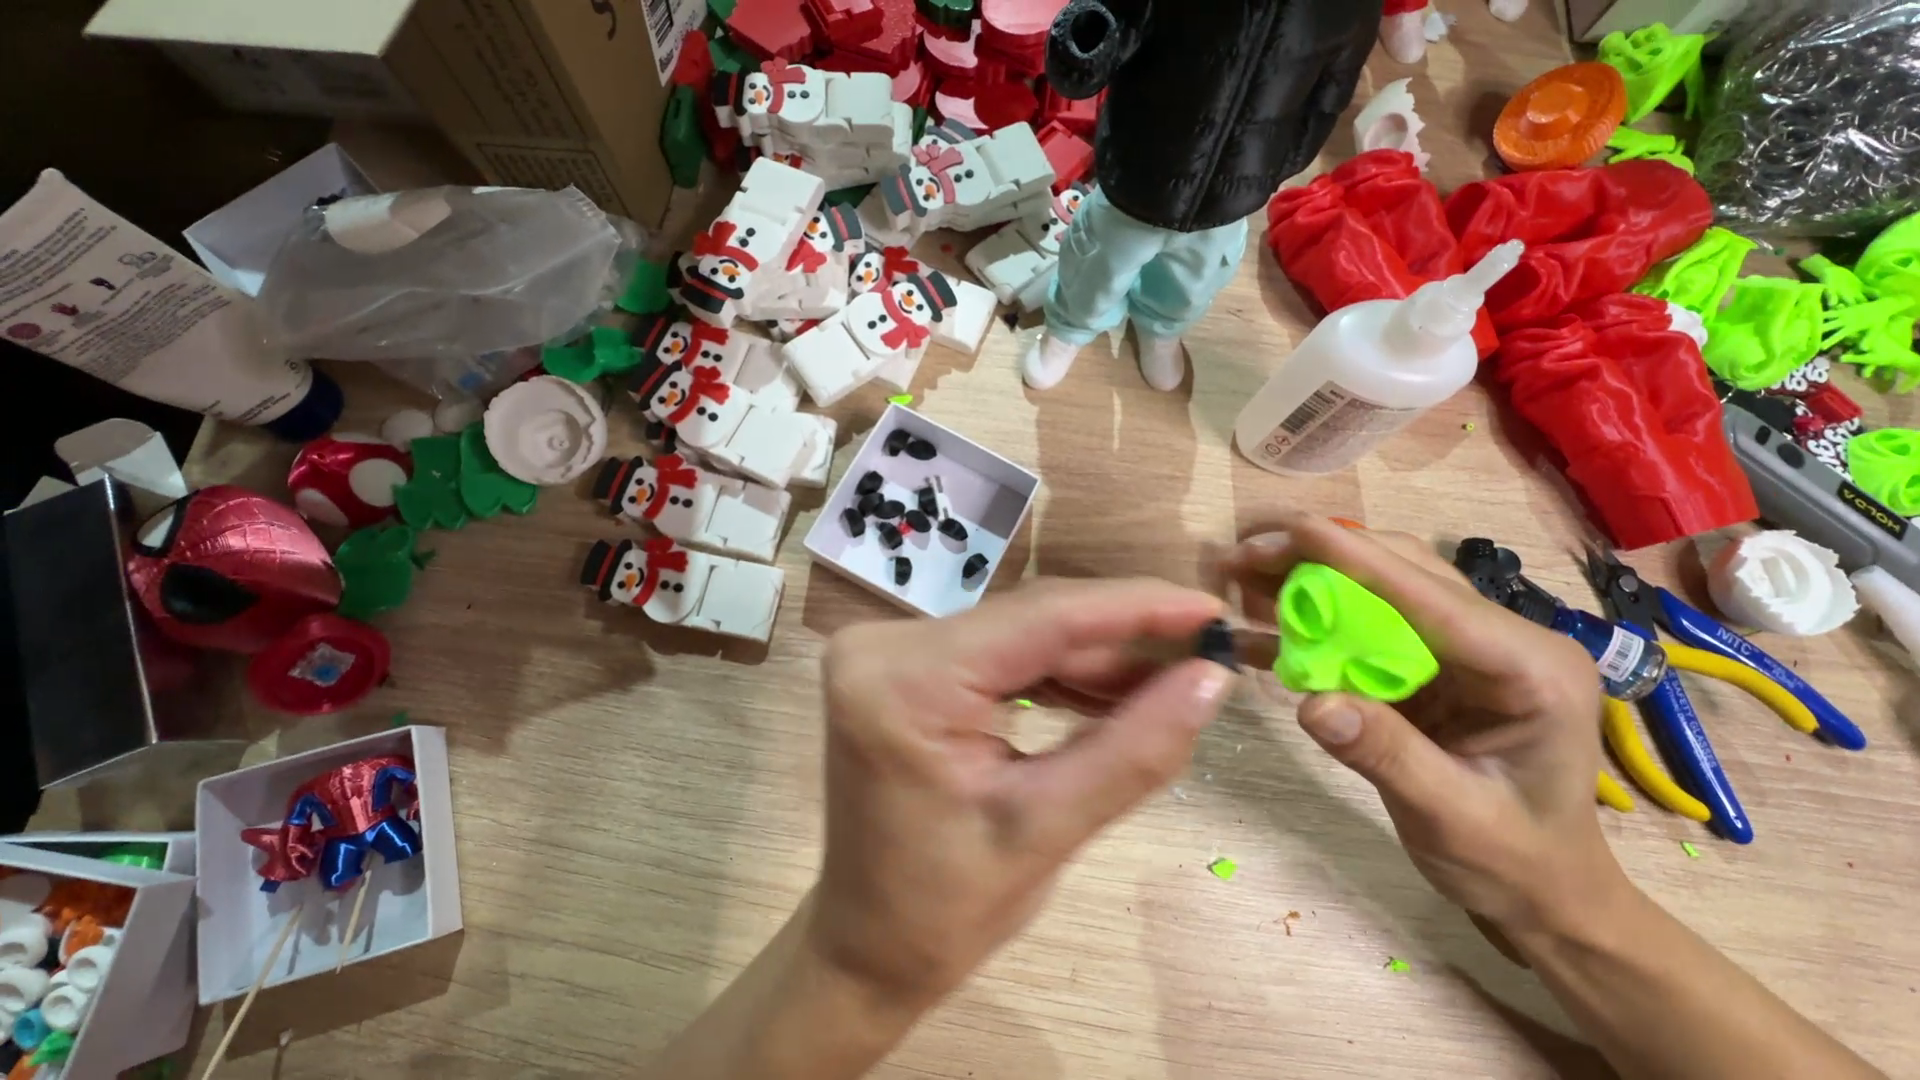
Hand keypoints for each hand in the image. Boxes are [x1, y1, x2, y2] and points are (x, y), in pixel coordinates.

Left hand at [810, 578, 1233, 1007]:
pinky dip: (1060, 675)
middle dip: (1124, 637)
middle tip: (1208, 651)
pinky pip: (1002, 656)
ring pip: (1023, 635)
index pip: (1041, 617)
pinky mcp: (907, 669)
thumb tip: (1212, 679)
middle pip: (1032, 622)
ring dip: (1098, 658)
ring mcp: (892, 653)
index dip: (1136, 607)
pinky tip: (1119, 693)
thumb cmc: (944, 910)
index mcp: (905, 680)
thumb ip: (1135, 749)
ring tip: (1178, 678)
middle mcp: (886, 645)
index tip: (1213, 610)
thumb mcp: (1047, 830)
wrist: (866, 945)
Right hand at [1224, 513, 1625, 940]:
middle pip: (1399, 573)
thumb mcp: (1452, 816)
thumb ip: (1386, 754)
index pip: (1432, 597)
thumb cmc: (1512, 862)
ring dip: (1304, 579)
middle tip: (1240, 550)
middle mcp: (1499, 639)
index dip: (1356, 558)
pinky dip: (1307, 626)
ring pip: (1375, 590)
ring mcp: (1461, 650)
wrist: (1540, 892)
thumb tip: (1312, 703)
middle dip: (1317, 554)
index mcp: (1528, 666)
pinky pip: (1360, 630)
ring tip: (1236, 572)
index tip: (1289, 528)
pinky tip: (1252, 629)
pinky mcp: (1426, 666)